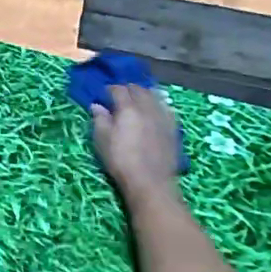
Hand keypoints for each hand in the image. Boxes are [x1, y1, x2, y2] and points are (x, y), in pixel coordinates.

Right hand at [90, 84, 180, 200]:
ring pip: (154, 95)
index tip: (103, 95)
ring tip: (137, 101)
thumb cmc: (121, 160)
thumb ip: (99, 119)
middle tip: (118, 97)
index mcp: (128, 108)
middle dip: (127, 89)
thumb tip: (97, 105)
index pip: (118, 89)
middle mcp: (147, 107)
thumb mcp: (102, 140)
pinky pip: (166, 108)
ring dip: (144, 94)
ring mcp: (163, 116)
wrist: (151, 182)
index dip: (109, 89)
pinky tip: (154, 110)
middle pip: (138, 89)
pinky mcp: (173, 127)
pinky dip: (158, 104)